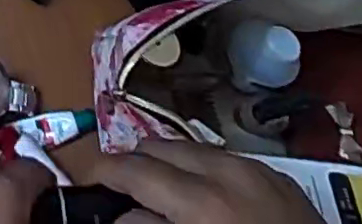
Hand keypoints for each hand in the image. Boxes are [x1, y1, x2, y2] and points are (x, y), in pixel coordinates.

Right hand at [84, 140, 324, 223]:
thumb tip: (122, 214)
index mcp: (203, 205)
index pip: (134, 173)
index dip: (102, 175)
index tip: (85, 184)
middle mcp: (225, 171)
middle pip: (155, 149)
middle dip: (129, 166)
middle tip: (114, 189)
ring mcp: (253, 167)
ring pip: (185, 146)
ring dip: (162, 164)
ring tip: (153, 189)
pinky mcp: (275, 173)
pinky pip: (220, 157)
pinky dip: (199, 169)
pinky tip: (198, 193)